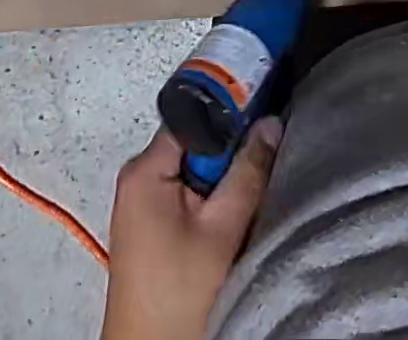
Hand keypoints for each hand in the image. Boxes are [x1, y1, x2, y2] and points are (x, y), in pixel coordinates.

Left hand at [100, 119, 281, 339]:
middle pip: (194, 141)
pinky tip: (226, 217)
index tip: (262, 114)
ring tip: (243, 195)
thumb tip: (270, 121)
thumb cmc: (181, 295)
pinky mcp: (151, 220)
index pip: (192, 117)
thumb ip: (247, 170)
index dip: (227, 113)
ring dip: (220, 177)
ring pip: (194, 166)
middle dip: (227, 152)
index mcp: (145, 169)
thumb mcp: (223, 228)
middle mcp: (138, 176)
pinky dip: (209, 196)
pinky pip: (186, 188)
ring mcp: (142, 199)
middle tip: (258, 164)